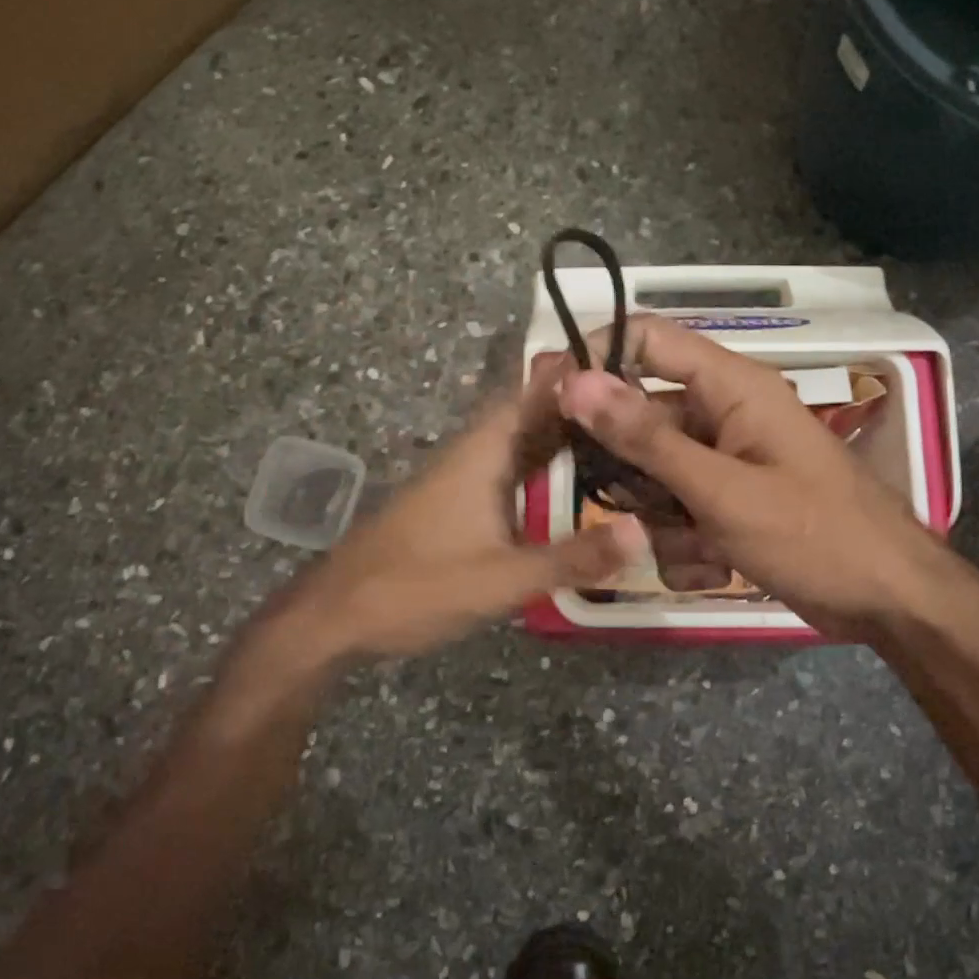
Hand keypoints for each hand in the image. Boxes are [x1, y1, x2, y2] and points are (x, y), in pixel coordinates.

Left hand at [273, 378, 647, 662]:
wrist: (335, 617)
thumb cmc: (416, 587)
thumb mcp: (503, 579)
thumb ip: (573, 558)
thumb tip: (643, 532)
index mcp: (480, 454)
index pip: (531, 394)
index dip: (573, 374)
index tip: (624, 360)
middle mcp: (470, 457)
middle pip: (531, 418)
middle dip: (580, 409)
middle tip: (640, 408)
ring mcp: (458, 483)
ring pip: (519, 448)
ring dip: (562, 441)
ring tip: (620, 442)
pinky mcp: (453, 509)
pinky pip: (508, 476)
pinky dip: (542, 474)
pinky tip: (570, 493)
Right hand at [556, 315, 947, 640]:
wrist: (889, 600)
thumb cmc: (815, 535)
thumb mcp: (722, 489)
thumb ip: (646, 437)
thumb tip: (577, 381)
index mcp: (732, 386)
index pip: (648, 339)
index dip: (595, 357)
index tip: (548, 398)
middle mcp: (725, 413)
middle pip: (642, 418)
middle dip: (631, 472)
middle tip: (636, 508)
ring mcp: (727, 461)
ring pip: (654, 475)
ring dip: (662, 521)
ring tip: (698, 549)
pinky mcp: (729, 502)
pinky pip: (679, 511)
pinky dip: (687, 545)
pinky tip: (716, 569)